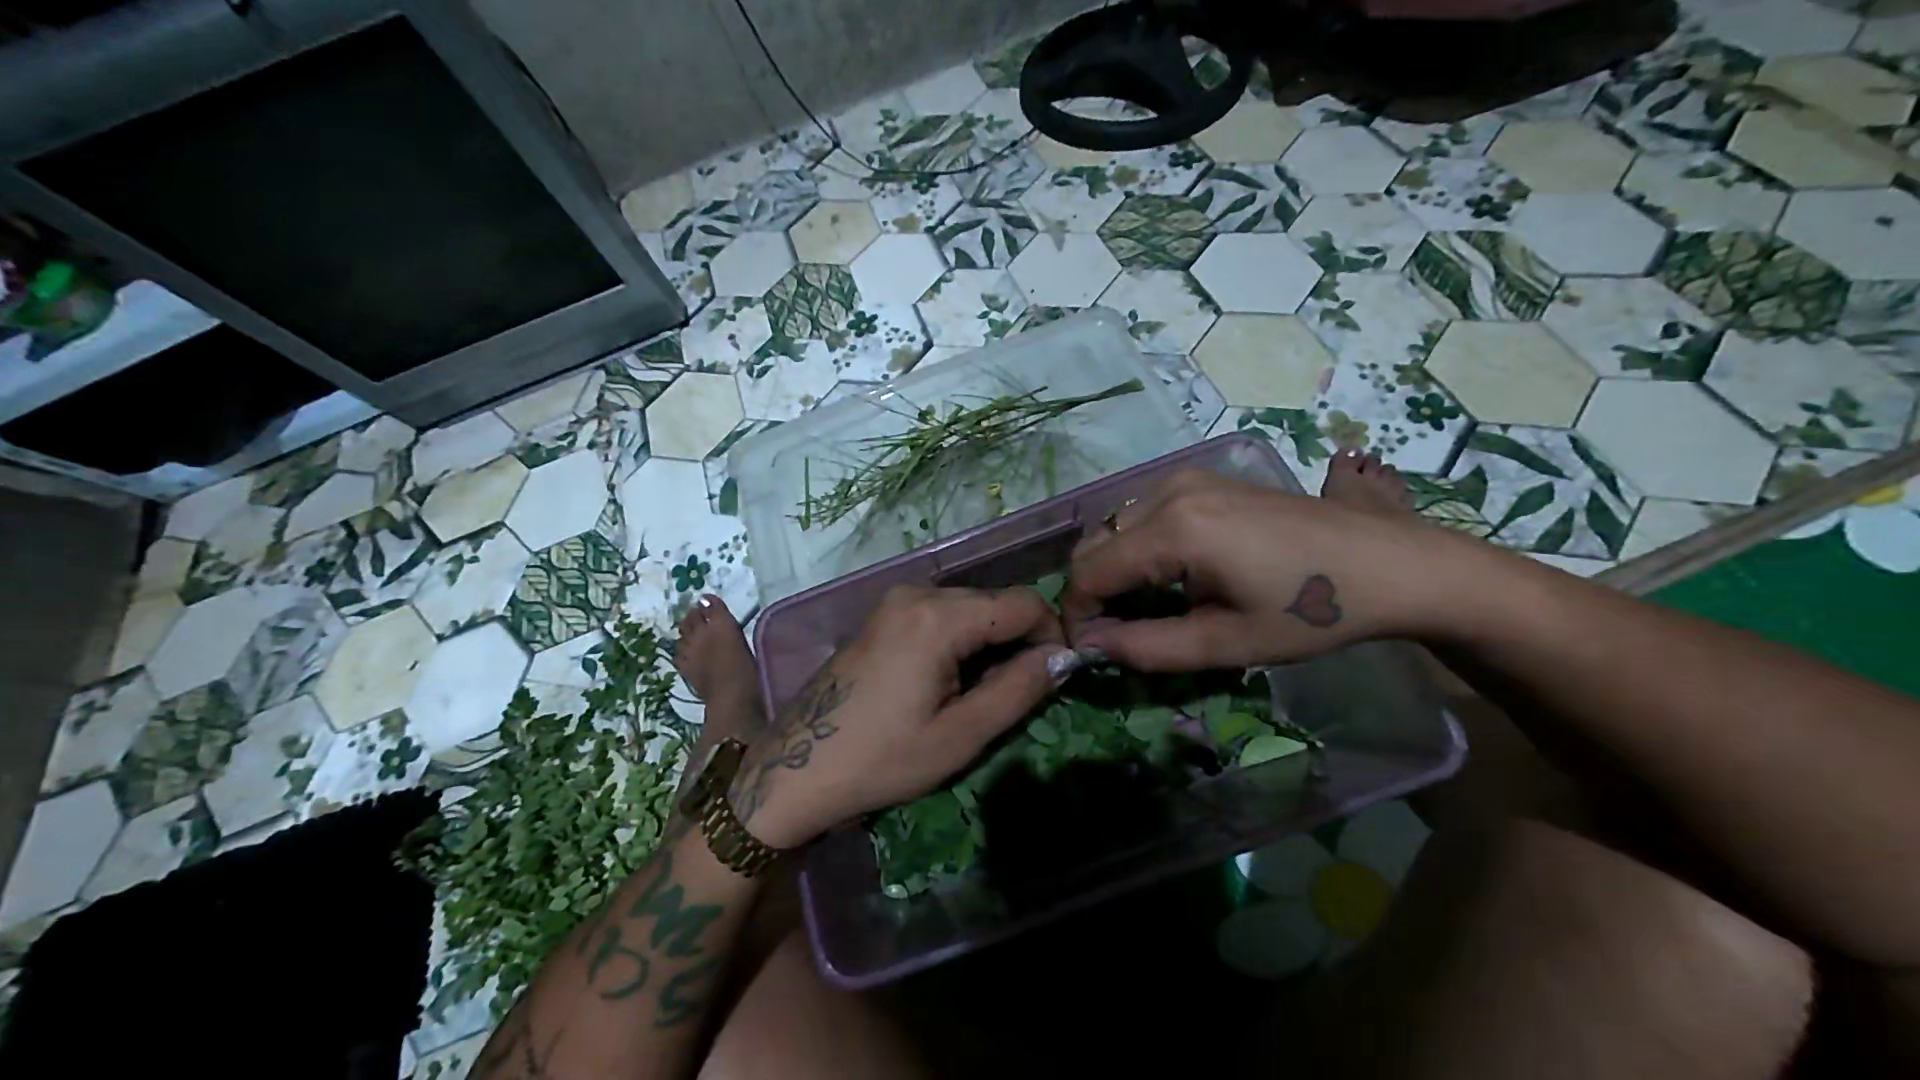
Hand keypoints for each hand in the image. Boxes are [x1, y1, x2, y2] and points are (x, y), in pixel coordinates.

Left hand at [730, 585, 1073, 847]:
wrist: (796, 768)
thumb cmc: (881, 759)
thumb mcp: (960, 735)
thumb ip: (1018, 689)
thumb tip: (1063, 657)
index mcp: (938, 616)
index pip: (1025, 603)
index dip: (1052, 636)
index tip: (1055, 678)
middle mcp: (917, 593)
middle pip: (996, 602)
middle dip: (1019, 641)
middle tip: (1016, 695)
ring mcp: (895, 601)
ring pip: (971, 608)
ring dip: (990, 644)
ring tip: (979, 695)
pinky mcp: (884, 615)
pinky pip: (941, 615)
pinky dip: (961, 641)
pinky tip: (949, 683)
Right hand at [1061, 469, 1466, 671]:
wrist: (1391, 563)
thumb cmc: (1312, 610)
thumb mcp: (1227, 643)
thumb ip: (1146, 647)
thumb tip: (1086, 647)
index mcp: (1174, 529)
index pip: (1089, 573)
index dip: (1077, 616)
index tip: (1089, 653)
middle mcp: (1169, 492)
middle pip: (1094, 545)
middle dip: (1093, 593)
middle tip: (1118, 636)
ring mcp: (1186, 478)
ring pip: (1114, 528)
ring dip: (1113, 570)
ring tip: (1146, 609)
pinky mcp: (1203, 478)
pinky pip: (1142, 513)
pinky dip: (1136, 548)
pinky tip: (1171, 575)